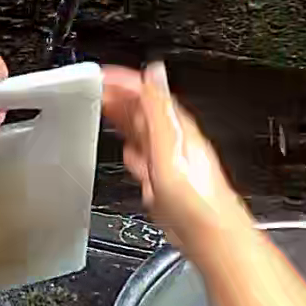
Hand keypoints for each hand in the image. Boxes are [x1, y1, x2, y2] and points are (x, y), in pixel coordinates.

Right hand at [102, 63, 254, 253]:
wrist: (208, 234)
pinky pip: (144, 158)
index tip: (101, 75)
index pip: (147, 91)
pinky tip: (128, 153)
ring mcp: (170, 161)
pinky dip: (132, 150)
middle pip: (143, 110)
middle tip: (96, 90)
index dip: (123, 80)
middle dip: (119, 98)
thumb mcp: (170, 143)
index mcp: (175, 125)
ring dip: (123, 121)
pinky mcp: (165, 182)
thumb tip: (154, 71)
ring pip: (142, 133)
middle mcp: (175, 139)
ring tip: (105, 112)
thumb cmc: (194, 194)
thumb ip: (158, 106)